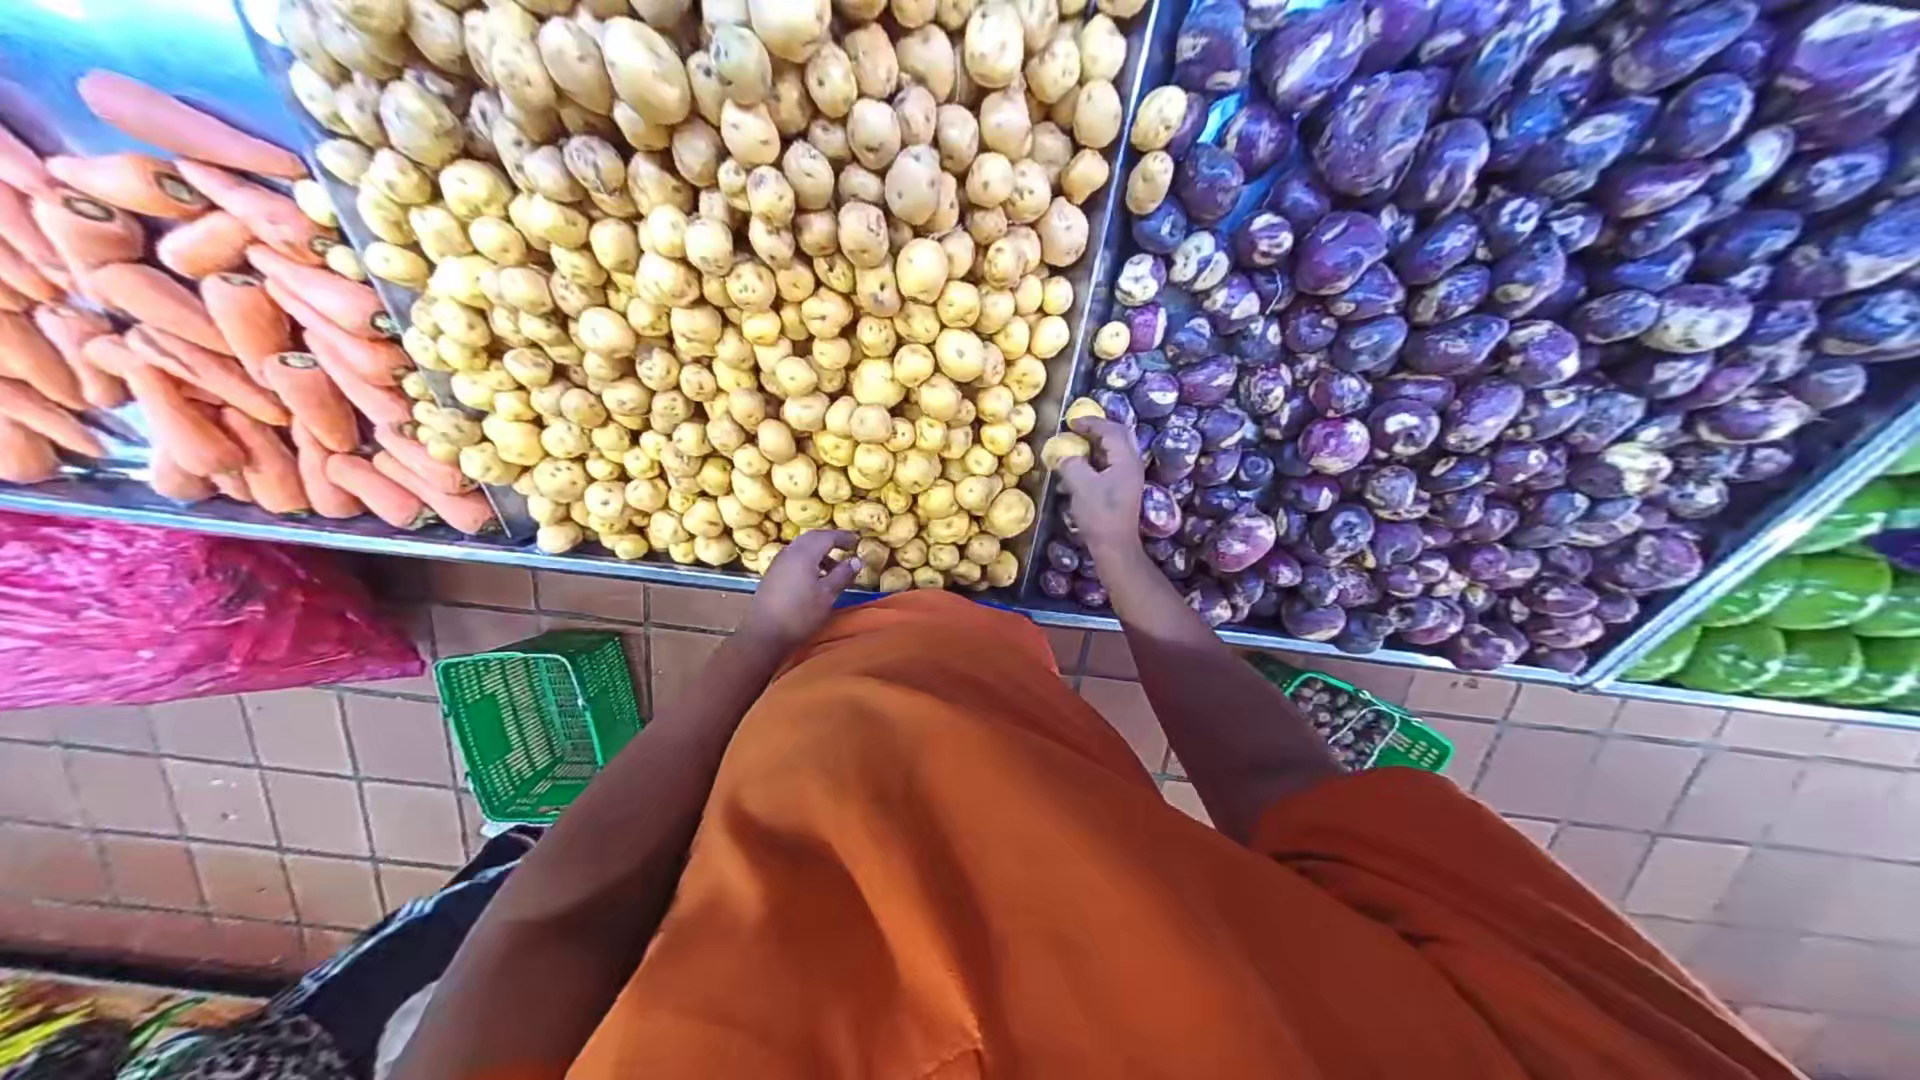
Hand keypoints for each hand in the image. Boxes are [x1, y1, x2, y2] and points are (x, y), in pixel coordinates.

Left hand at [742, 529, 860, 649]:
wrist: (764, 634)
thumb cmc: (800, 614)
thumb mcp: (827, 595)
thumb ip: (842, 574)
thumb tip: (857, 560)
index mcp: (804, 554)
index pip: (827, 536)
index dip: (843, 537)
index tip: (857, 540)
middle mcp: (789, 553)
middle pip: (812, 538)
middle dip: (830, 540)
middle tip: (847, 546)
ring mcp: (778, 563)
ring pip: (802, 548)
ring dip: (819, 551)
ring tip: (834, 566)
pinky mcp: (773, 574)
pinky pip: (794, 558)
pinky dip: (808, 559)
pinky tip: (816, 576)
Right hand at [1056, 416, 1144, 560]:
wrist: (1114, 546)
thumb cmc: (1099, 514)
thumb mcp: (1080, 485)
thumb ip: (1071, 464)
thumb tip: (1064, 457)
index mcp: (1126, 460)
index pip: (1111, 430)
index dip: (1091, 422)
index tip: (1071, 422)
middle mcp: (1132, 464)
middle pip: (1119, 436)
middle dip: (1098, 429)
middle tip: (1078, 429)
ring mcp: (1130, 477)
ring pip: (1116, 451)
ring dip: (1097, 444)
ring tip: (1078, 445)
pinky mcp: (1123, 489)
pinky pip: (1112, 464)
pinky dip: (1097, 459)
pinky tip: (1081, 468)